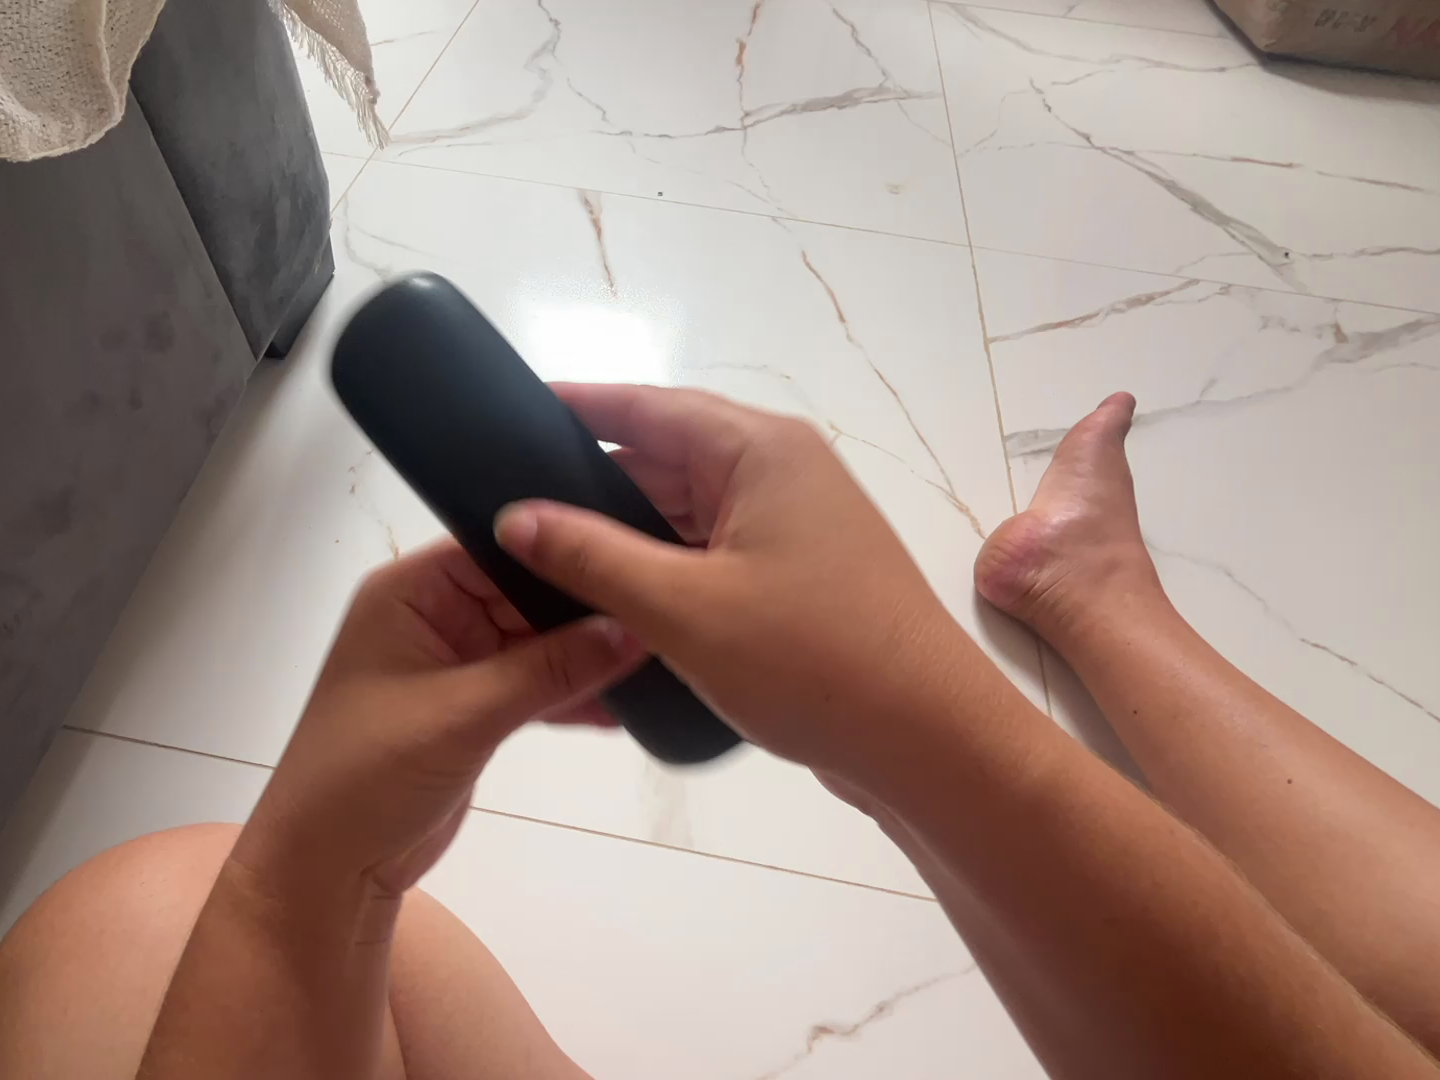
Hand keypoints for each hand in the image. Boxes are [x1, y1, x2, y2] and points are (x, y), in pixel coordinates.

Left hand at [233, 539, 645, 902]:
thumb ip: (550, 669)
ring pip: (533, 643)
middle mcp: (434, 617)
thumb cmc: (371, 775)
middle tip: (652, 611)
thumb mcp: (463, 713)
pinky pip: (531, 685)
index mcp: (411, 593)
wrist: (329, 872)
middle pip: (521, 595)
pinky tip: (619, 707)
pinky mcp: (474, 706)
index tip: (624, 560)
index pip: (495, 550)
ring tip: (650, 658)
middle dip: (580, 611)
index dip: (557, 553)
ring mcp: (456, 663)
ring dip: (581, 658)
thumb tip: (632, 629)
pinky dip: (567, 695)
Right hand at [494, 383, 1000, 778]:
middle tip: (518, 501)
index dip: (581, 406)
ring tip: (550, 549)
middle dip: (596, 479)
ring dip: (629, 528)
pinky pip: (711, 550)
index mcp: (759, 451)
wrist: (926, 742)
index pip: (650, 406)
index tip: (517, 411)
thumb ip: (590, 556)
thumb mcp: (681, 606)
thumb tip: (514, 516)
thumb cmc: (809, 659)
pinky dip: (664, 563)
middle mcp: (779, 472)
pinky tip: (615, 590)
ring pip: (688, 509)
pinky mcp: (794, 572)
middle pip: (668, 457)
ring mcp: (791, 524)